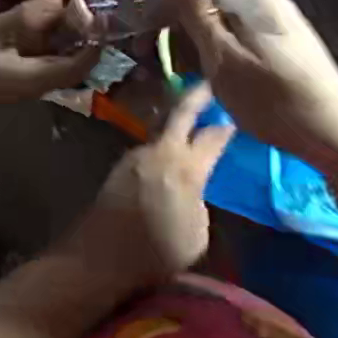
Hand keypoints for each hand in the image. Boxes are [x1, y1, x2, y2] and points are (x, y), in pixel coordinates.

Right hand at [0, 0, 98, 104]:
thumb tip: (59, 3)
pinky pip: (51, 58)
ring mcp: (36, 83)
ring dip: (70, 35)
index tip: (93, 10)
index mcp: (39, 77)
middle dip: (83, 32)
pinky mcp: (28, 78)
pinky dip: (55, 40)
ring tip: (65, 8)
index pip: (83, 62)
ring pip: (66, 58)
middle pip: (78, 60)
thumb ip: (28, 17)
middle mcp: (44, 85)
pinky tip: (45, 22)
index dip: (94, 37)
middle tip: (78, 3)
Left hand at [64, 84, 233, 286]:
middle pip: (179, 115)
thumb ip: (200, 199)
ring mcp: (135, 156)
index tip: (235, 118)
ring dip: (175, 124)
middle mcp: (159, 152)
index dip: (225, 128)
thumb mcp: (197, 232)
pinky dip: (161, 145)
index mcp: (185, 168)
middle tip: (208, 84)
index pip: (211, 138)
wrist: (102, 253)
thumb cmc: (157, 250)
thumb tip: (195, 185)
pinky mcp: (119, 166)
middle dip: (195, 98)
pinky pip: (148, 148)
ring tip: (191, 122)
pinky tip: (167, 153)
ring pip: (161, 132)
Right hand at [103, 0, 337, 165]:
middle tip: (122, 1)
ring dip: (175, 9)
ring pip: (210, 3)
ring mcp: (270, 15)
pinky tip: (184, 36)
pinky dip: (196, 23)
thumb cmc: (274, 100)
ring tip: (146, 23)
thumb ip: (197, 15)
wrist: (337, 132)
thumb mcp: (225, 58)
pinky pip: (224, 17)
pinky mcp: (275, 34)